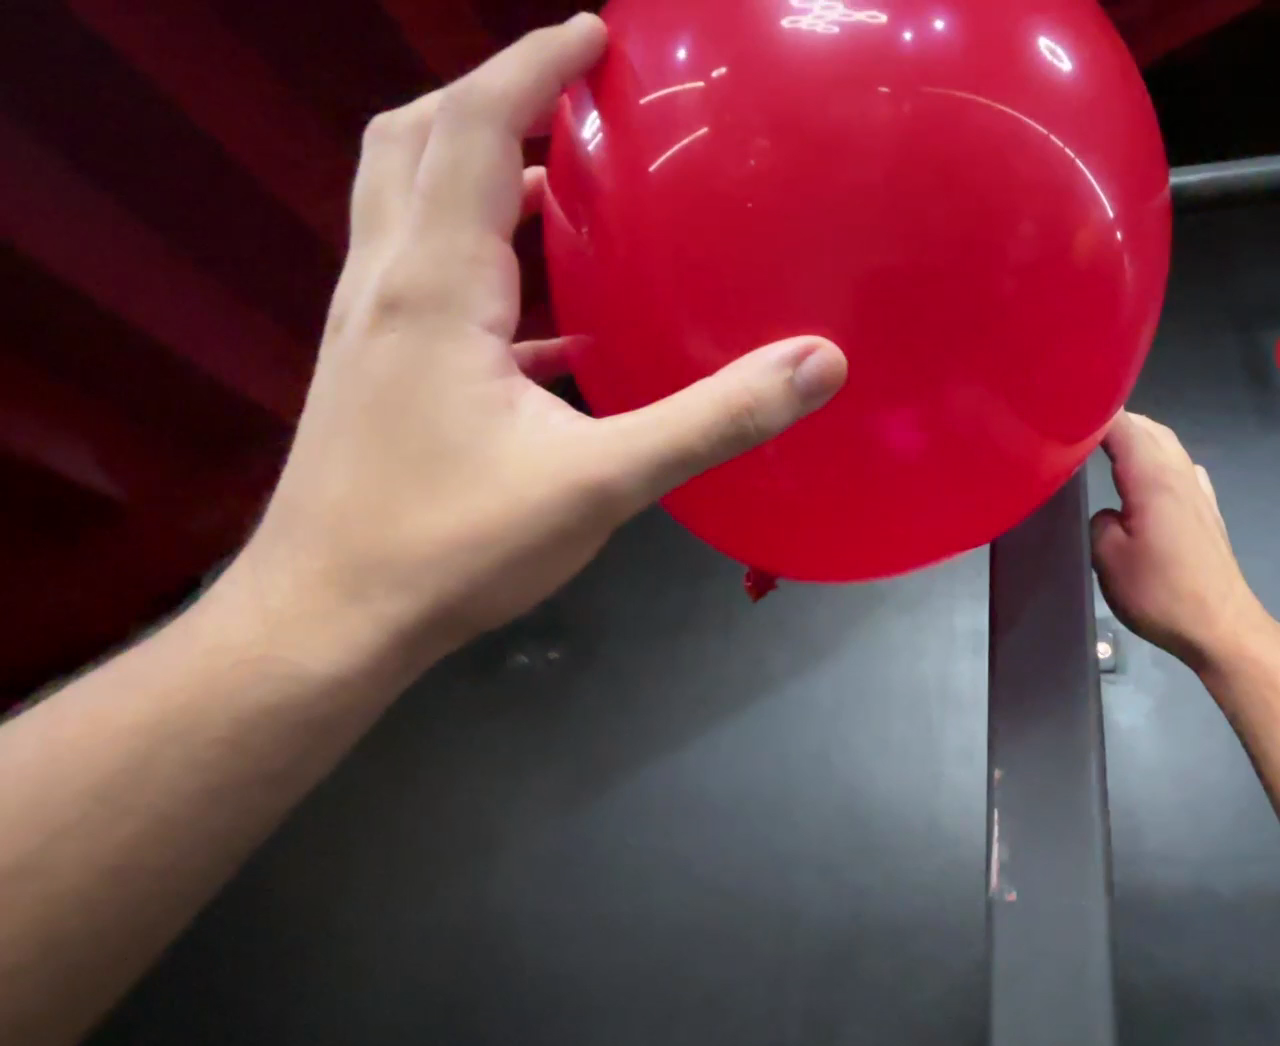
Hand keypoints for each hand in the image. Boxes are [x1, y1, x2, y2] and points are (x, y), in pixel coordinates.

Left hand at [215, 15, 846, 667]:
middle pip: (417, 142)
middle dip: (493, 97)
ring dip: (479, 168)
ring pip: (409, 204)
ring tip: (566, 178)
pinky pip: (428, 278)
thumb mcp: (605, 481)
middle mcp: (387, 287)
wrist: (328, 621)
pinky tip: (549, 314)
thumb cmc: (453, 545)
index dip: (531, 68)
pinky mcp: (381, 373)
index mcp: (434, 288)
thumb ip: (715, 418)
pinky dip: (484, 258)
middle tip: (574, 96)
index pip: (475, 131)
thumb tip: (818, 363)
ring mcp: (374, 330)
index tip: (596, 36)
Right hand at [1091, 412, 1279, 668]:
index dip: (1092, 415)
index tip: (1063, 417)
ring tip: (1105, 447)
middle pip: (1149, 429)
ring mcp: (1198, 491)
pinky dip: (1158, 459)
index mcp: (1153, 477)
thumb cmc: (1161, 592)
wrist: (1220, 625)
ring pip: (1167, 446)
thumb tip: (1109, 513)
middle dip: (1115, 422)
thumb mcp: (1109, 559)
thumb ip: (1100, 522)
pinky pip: (1180, 467)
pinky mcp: (1207, 511)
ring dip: (1138, 438)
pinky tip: (1148, 477)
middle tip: (1077, 431)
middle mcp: (1180, 474)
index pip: (1122, 426)